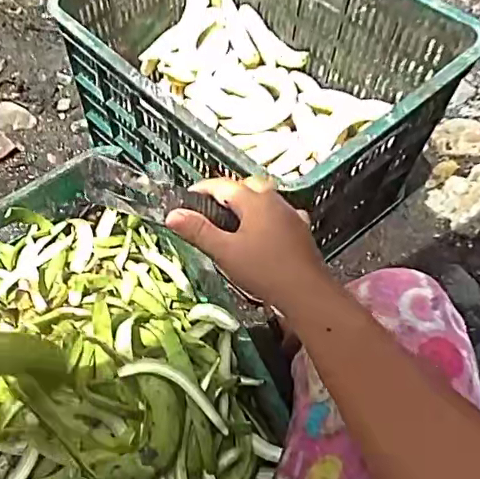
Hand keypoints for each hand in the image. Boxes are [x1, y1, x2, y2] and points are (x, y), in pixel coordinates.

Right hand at [165, 177, 329, 311]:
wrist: (307, 293)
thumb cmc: (263, 270)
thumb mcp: (224, 252)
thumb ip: (198, 231)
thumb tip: (172, 214)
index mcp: (255, 202)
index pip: (223, 185)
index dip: (202, 189)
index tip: (187, 197)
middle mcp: (275, 202)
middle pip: (248, 185)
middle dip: (227, 192)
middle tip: (210, 208)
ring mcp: (291, 216)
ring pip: (266, 199)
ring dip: (248, 203)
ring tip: (232, 221)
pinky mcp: (301, 232)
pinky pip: (279, 216)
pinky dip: (265, 218)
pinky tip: (262, 234)